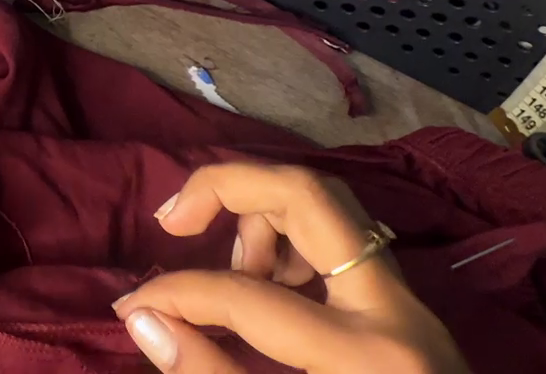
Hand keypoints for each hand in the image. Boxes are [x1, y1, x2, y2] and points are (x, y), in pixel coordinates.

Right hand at [113, 163, 467, 373]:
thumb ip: (211, 372)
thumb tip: (141, 319)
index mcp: (370, 357)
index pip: (247, 295)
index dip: (176, 293)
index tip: (134, 304)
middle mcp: (398, 310)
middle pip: (304, 193)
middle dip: (226, 189)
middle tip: (176, 222)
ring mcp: (411, 305)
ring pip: (324, 202)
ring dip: (261, 216)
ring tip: (233, 269)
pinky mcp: (407, 310)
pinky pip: (339, 236)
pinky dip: (289, 238)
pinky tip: (270, 283)